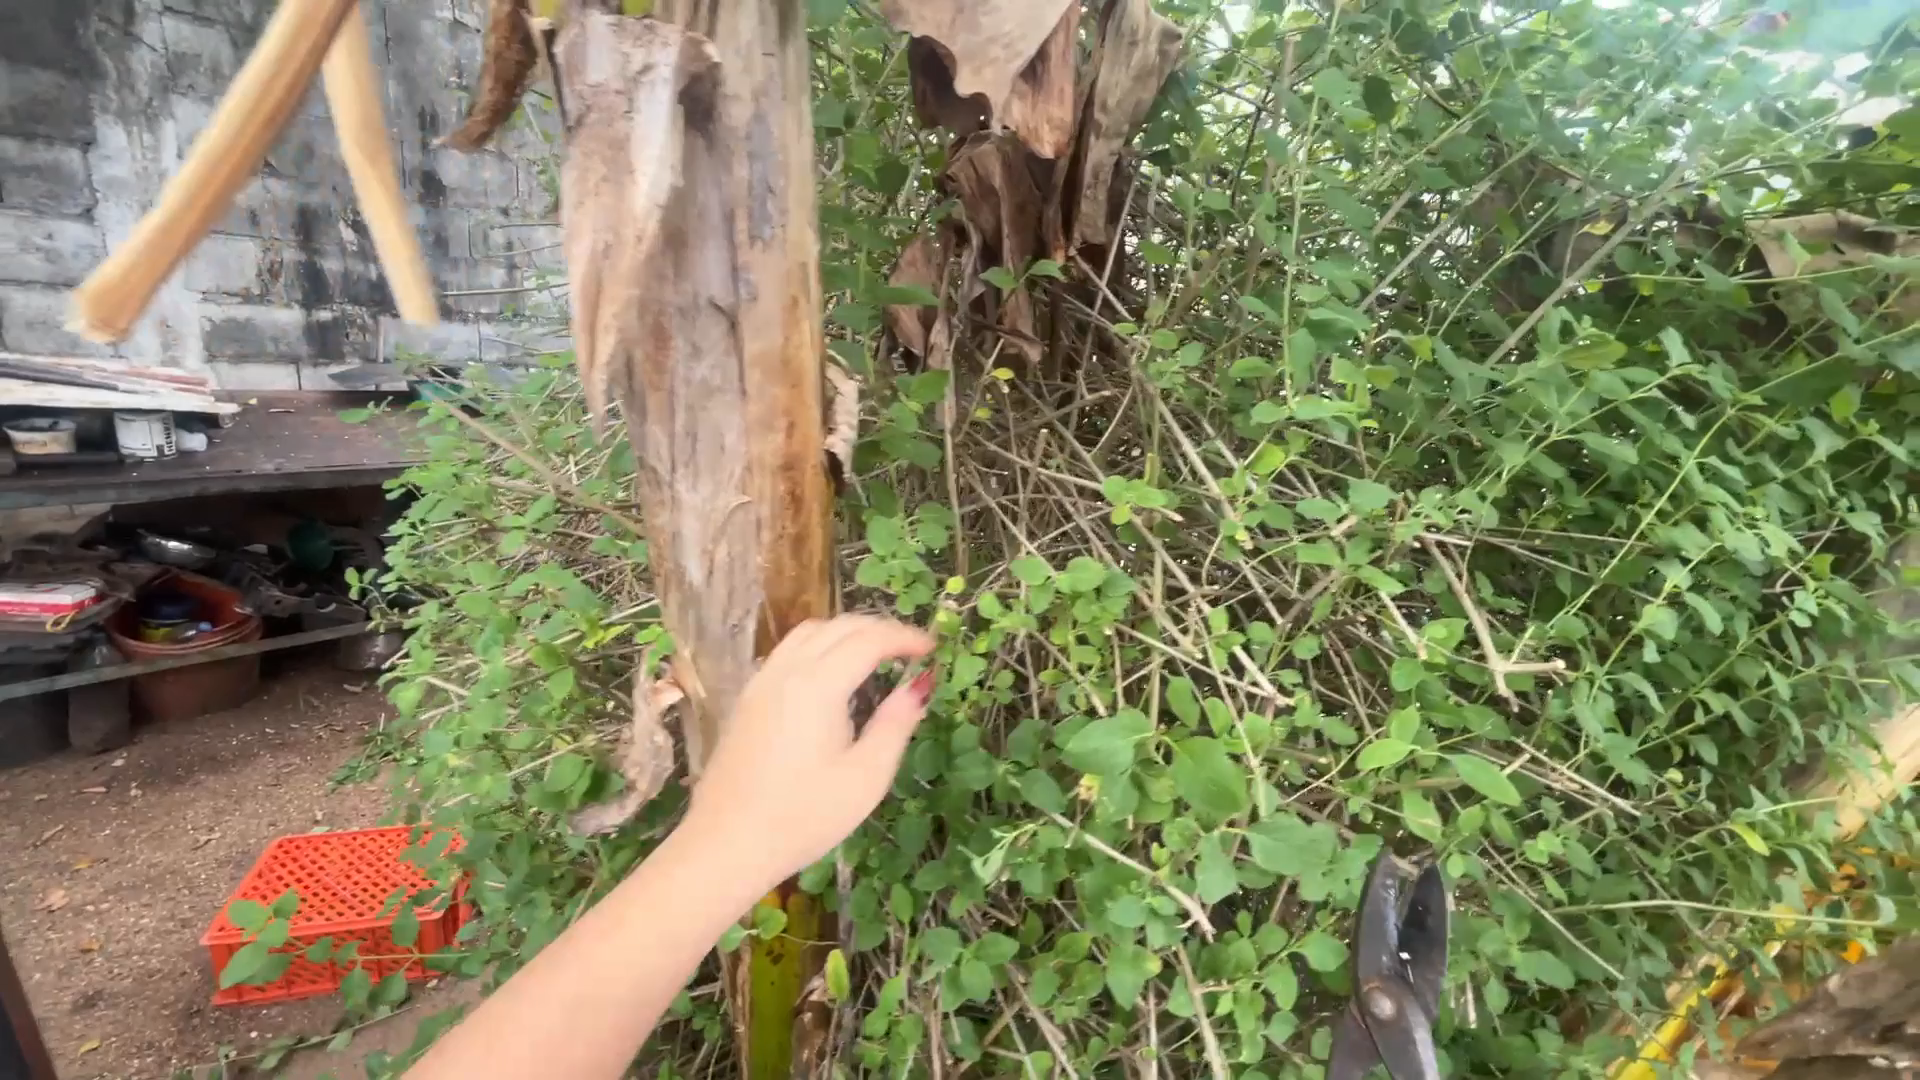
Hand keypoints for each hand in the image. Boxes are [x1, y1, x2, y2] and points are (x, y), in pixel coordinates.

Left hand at [685, 615, 934, 885]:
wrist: (724, 846)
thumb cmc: (802, 818)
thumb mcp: (865, 778)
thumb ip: (895, 725)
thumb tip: (919, 686)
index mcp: (818, 685)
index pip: (869, 640)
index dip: (904, 637)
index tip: (932, 648)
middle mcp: (787, 671)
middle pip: (839, 627)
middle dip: (880, 629)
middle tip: (911, 649)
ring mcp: (762, 681)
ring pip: (810, 632)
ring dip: (847, 632)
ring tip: (876, 654)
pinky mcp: (748, 698)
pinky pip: (789, 650)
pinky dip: (821, 645)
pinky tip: (833, 673)